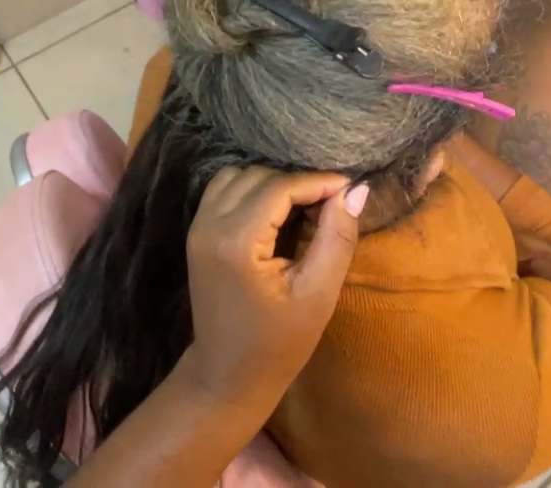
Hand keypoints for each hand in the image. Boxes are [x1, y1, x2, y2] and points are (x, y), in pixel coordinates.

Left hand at [180, 167, 368, 410]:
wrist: (227, 374)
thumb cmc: (278, 344)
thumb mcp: (317, 295)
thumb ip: (336, 238)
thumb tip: (354, 190)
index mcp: (237, 242)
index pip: (279, 187)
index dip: (316, 181)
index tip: (348, 185)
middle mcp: (210, 224)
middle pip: (257, 176)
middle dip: (295, 182)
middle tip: (329, 204)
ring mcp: (198, 226)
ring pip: (236, 175)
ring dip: (271, 182)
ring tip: (303, 206)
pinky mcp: (196, 230)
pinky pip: (223, 189)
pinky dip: (250, 189)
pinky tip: (274, 211)